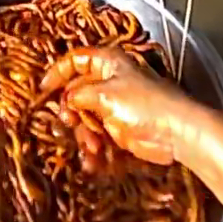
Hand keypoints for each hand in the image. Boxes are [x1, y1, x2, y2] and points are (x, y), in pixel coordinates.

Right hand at [40, 47, 197, 165]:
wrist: (178, 133)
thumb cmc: (142, 104)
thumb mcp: (104, 94)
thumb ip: (79, 95)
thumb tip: (66, 100)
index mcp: (107, 63)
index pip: (75, 60)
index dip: (58, 72)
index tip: (44, 89)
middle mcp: (109, 82)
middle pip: (78, 92)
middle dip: (72, 111)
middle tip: (68, 123)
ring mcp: (116, 107)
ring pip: (87, 118)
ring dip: (85, 134)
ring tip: (91, 148)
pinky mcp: (122, 130)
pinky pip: (100, 136)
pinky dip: (96, 149)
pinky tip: (94, 161)